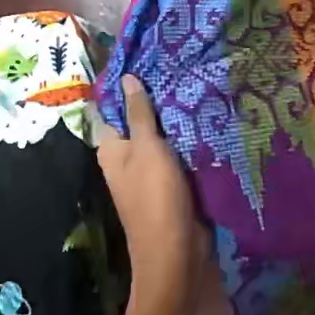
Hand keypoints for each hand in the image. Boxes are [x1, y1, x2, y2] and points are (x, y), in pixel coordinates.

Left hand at [98, 75, 199, 305]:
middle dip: (156, 100)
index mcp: (111, 149)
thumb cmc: (155, 197)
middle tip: (179, 70)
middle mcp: (125, 159)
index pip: (112, 109)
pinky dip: (186, 141)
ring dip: (174, 120)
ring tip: (195, 88)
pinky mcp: (170, 184)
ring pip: (160, 138)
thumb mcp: (147, 148)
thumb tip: (126, 78)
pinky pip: (176, 154)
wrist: (176, 254)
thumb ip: (139, 113)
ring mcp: (148, 173)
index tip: (148, 61)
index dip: (127, 87)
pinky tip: (203, 120)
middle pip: (138, 122)